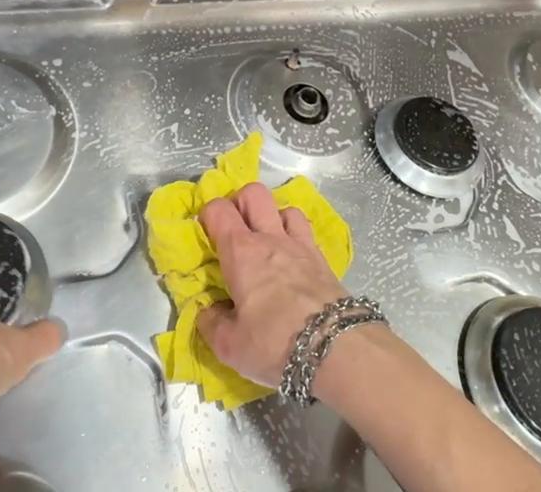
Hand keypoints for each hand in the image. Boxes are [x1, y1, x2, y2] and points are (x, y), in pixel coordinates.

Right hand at [195, 182, 351, 387]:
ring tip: (266, 242)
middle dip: (240, 202)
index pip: (218, 210)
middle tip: (234, 229)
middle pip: (254, 193)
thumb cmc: (275, 342)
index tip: (204, 235)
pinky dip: (295, 234)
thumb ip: (211, 324)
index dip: (207, 215)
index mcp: (240, 252)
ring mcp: (300, 244)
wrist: (336, 347)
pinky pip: (306, 230)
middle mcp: (270, 238)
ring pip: (284, 207)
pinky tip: (292, 257)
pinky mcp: (322, 259)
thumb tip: (208, 311)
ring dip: (272, 218)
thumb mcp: (230, 345)